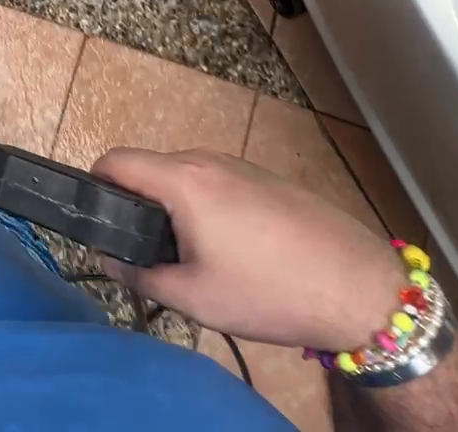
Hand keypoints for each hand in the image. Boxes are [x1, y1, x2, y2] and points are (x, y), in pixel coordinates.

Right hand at [93, 147, 405, 352]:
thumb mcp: (196, 298)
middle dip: (137, 203)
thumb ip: (141, 276)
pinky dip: (206, 205)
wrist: (363, 289)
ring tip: (194, 255)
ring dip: (173, 205)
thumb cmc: (270, 291)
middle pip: (150, 168)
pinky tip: (233, 248)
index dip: (94, 183)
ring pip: (184, 176)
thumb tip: (111, 261)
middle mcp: (206, 160)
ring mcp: (239, 165)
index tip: (95, 216)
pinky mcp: (265, 177)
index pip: (116, 160)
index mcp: (182, 181)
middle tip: (146, 250)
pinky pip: (216, 182)